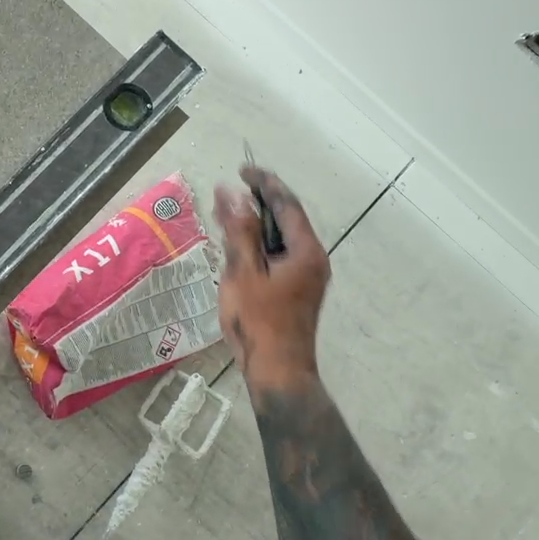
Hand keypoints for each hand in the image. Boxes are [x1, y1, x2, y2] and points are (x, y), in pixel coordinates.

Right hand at [213, 165, 330, 391]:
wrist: (277, 369)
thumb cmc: (259, 320)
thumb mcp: (243, 271)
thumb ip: (240, 230)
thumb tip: (232, 193)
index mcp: (306, 251)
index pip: (286, 204)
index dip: (264, 183)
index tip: (242, 170)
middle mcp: (313, 260)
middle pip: (286, 219)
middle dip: (257, 202)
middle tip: (228, 191)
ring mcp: (306, 277)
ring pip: (280, 238)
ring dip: (254, 224)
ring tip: (225, 215)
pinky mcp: (296, 290)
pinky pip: (277, 255)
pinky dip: (257, 244)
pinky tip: (236, 247)